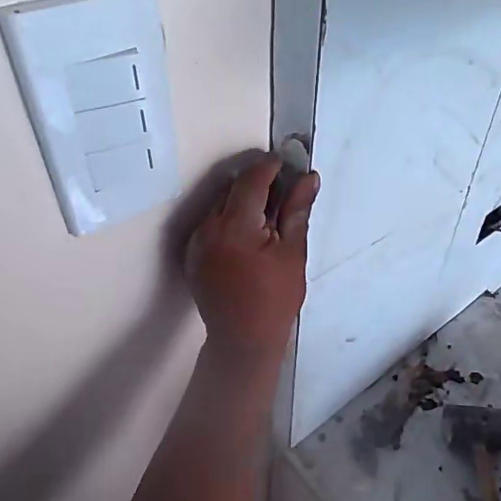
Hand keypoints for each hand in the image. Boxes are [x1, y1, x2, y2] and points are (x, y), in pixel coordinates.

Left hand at [185, 153, 319, 353]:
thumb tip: (307, 178)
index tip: (285, 161)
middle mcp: (208, 228)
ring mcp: (196, 242)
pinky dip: (229, 221)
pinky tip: (248, 237)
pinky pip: (211, 225)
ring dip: (242, 203)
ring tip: (267, 219)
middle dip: (257, 185)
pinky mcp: (192, 254)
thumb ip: (296, 210)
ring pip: (220, 207)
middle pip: (232, 190)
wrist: (243, 338)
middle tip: (283, 191)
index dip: (269, 167)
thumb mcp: (293, 252)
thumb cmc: (274, 299)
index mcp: (234, 226)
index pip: (250, 181)